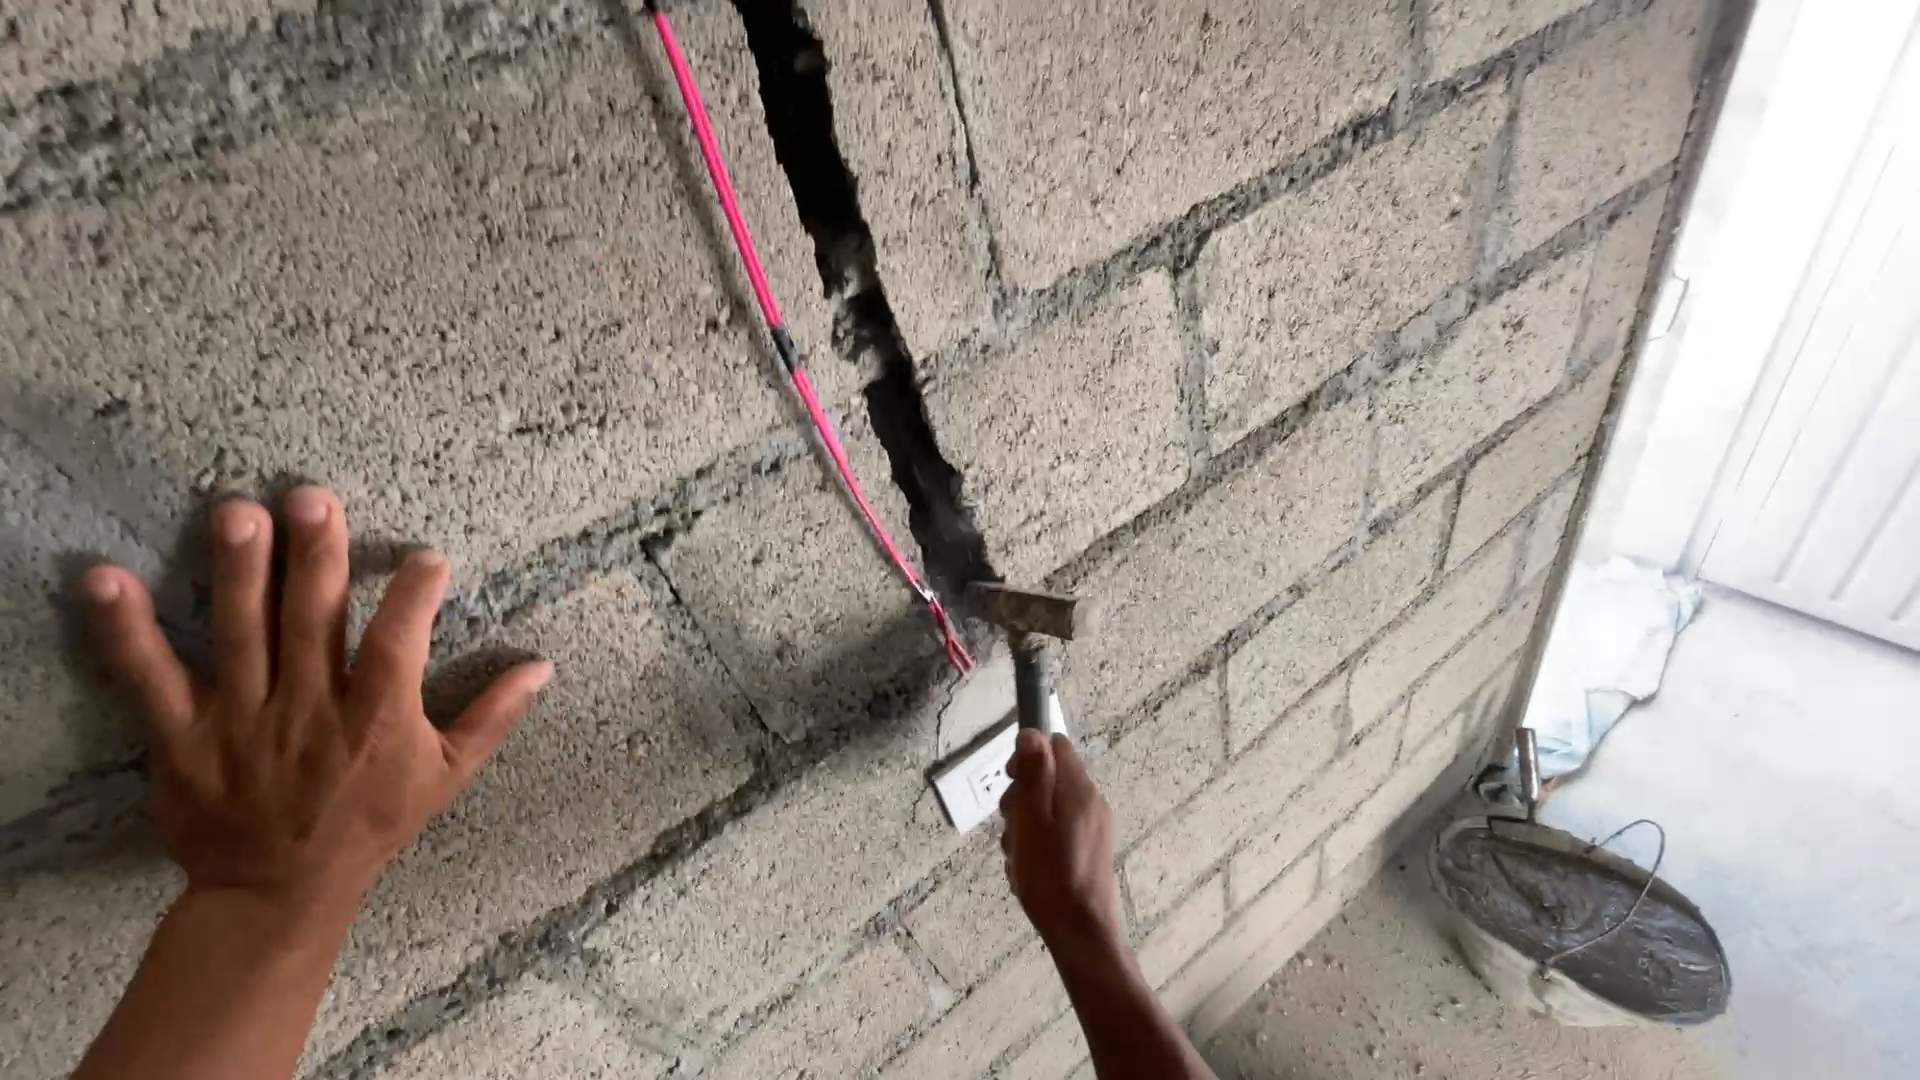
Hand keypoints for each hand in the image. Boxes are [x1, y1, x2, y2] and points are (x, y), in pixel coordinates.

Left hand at [84, 485, 552, 911]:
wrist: (279, 888)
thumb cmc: (376, 821)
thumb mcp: (451, 772)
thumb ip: (495, 714)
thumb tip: (542, 666)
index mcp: (378, 718)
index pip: (399, 642)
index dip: (415, 596)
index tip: (426, 557)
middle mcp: (310, 710)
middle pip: (311, 621)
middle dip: (316, 556)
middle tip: (312, 499)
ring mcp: (240, 720)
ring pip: (240, 633)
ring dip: (239, 571)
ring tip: (238, 513)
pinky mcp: (181, 737)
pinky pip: (149, 677)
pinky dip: (125, 630)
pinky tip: (107, 579)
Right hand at [1000, 729, 1124, 951]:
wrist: (1082, 935)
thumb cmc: (1051, 877)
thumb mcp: (1032, 821)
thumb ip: (1033, 775)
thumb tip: (1031, 732)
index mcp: (1079, 789)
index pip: (1055, 745)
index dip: (1027, 757)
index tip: (1010, 784)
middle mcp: (1091, 802)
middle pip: (1048, 777)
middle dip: (1021, 798)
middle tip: (1012, 829)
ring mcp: (1093, 827)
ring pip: (1048, 807)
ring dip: (1025, 825)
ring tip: (1019, 856)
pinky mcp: (1089, 849)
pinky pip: (1056, 831)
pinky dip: (1038, 843)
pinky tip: (1028, 869)